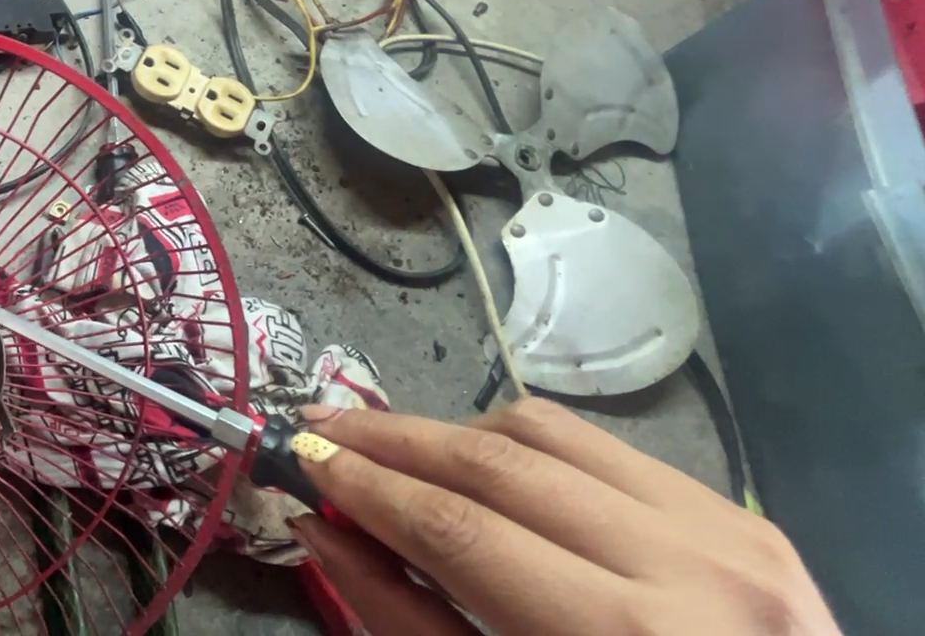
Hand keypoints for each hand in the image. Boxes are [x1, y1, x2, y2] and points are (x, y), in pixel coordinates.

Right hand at [288, 399, 839, 635]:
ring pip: (537, 431)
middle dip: (388, 438)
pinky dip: (511, 440)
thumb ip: (400, 615)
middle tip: (319, 422)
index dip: (365, 483)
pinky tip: (477, 463)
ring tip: (390, 446)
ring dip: (445, 432)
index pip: (458, 528)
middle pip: (493, 463)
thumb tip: (320, 523)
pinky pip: (589, 441)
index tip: (301, 452)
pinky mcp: (736, 514)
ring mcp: (724, 532)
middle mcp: (688, 571)